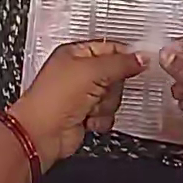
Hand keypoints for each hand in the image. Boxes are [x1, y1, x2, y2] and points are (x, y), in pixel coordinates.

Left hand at [9, 40, 147, 167]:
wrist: (42, 134)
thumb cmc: (53, 99)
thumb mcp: (93, 71)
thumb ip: (121, 63)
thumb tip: (141, 58)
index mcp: (76, 54)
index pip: (110, 48)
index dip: (125, 56)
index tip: (139, 63)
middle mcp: (79, 73)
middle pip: (116, 75)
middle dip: (112, 87)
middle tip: (100, 89)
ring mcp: (82, 95)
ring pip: (113, 96)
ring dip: (105, 105)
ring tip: (90, 106)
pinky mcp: (85, 114)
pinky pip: (107, 114)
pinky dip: (100, 119)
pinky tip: (87, 119)